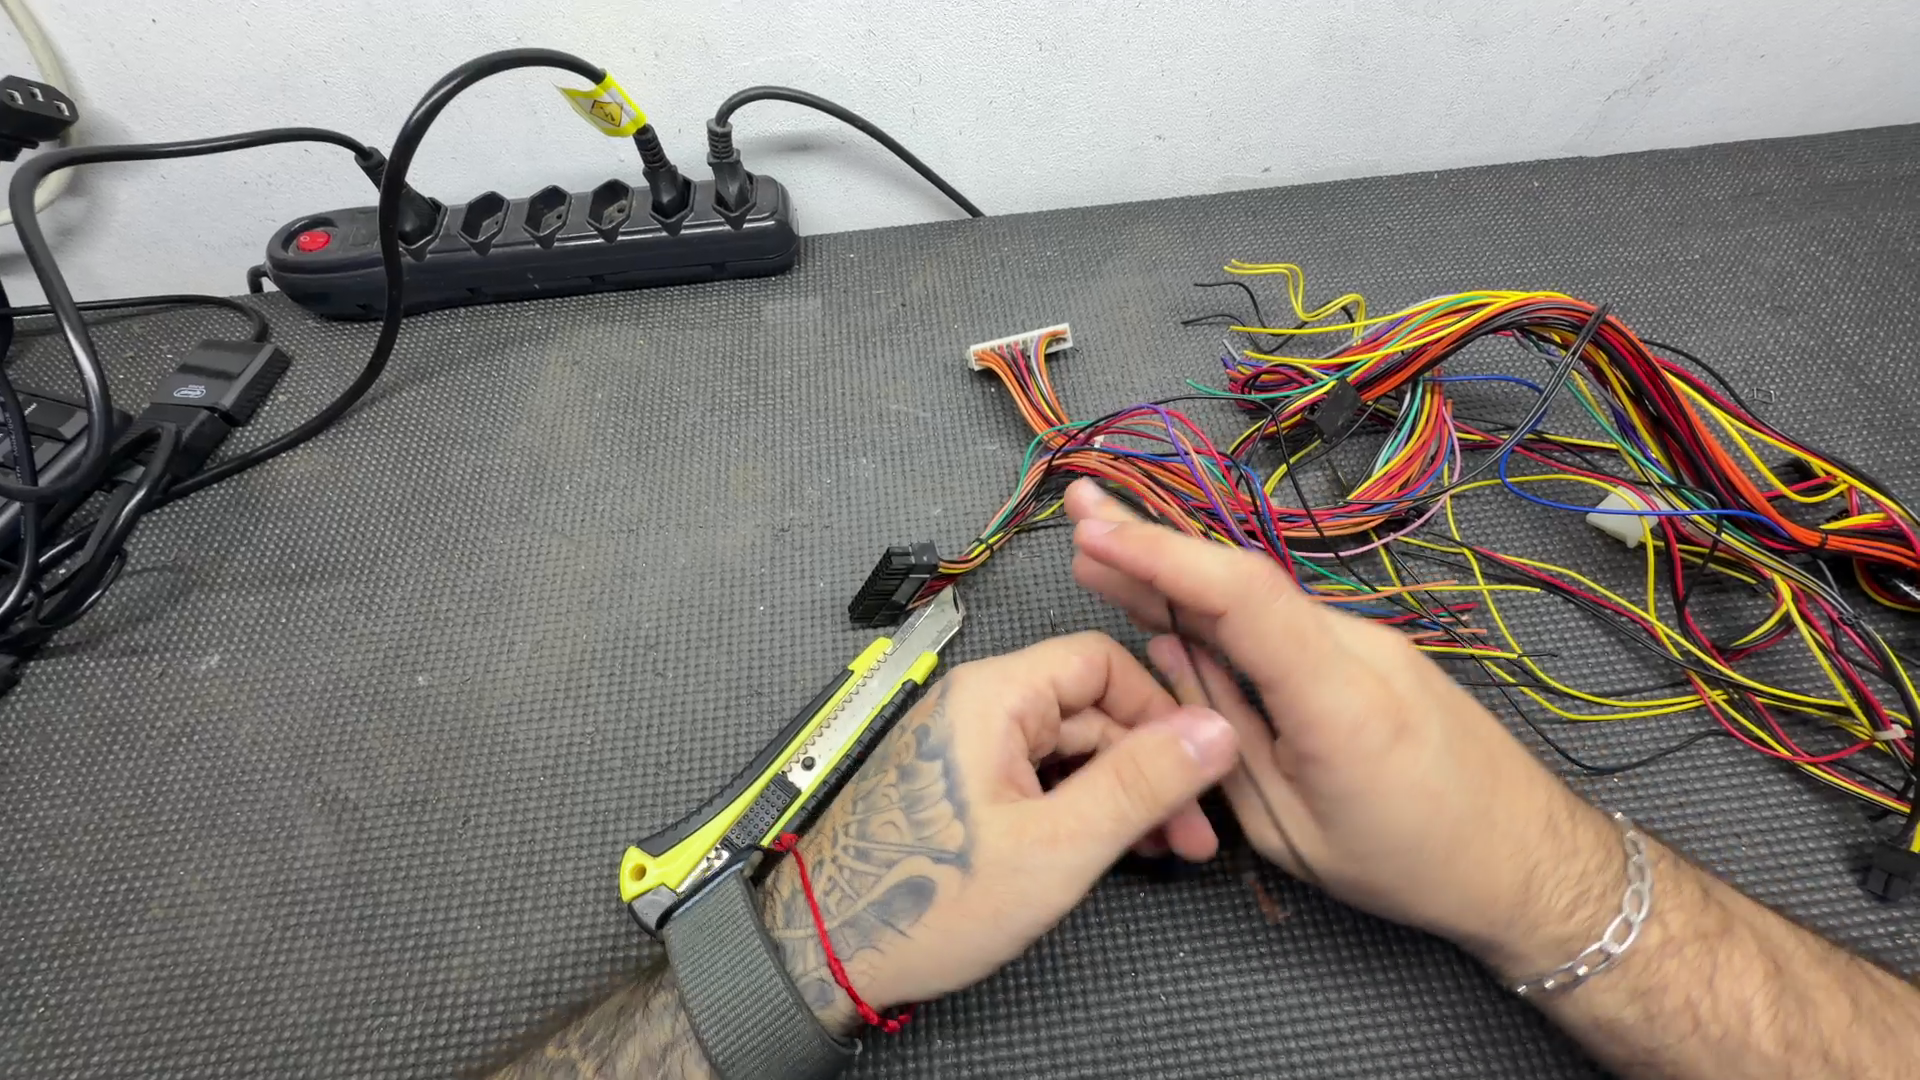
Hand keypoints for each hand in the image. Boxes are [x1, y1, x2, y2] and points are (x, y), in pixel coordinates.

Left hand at [761, 631, 1240, 1024]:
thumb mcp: (1057, 846)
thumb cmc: (932, 894)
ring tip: (1160, 850)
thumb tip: (1216, 729)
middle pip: (1088, 708)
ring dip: (1118, 791)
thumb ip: (1141, 783)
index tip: (1198, 769)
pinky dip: (1078, 802)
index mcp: (996, 693)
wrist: (828, 944)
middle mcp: (980, 701)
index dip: (1158, 710)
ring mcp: (969, 739)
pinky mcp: (963, 775)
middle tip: (1192, 836)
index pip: (1101, 661)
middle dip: (1147, 766)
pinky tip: (1107, 845)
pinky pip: (1036, 771)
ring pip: (1067, 745)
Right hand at [1063, 479, 1626, 975]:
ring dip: (1174, 570)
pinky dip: (1213, 602)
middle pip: (1238, 576)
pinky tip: (1168, 601)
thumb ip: (1221, 730)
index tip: (1094, 533)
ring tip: (1101, 553)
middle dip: (1151, 539)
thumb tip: (1169, 649)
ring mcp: (1365, 635)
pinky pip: (1275, 615)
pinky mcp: (1363, 643)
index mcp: (1337, 700)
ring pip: (1252, 592)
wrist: (1534, 860)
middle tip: (1081, 507)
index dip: (1163, 556)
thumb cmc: (1409, 864)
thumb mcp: (1288, 827)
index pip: (1241, 597)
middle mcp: (1354, 644)